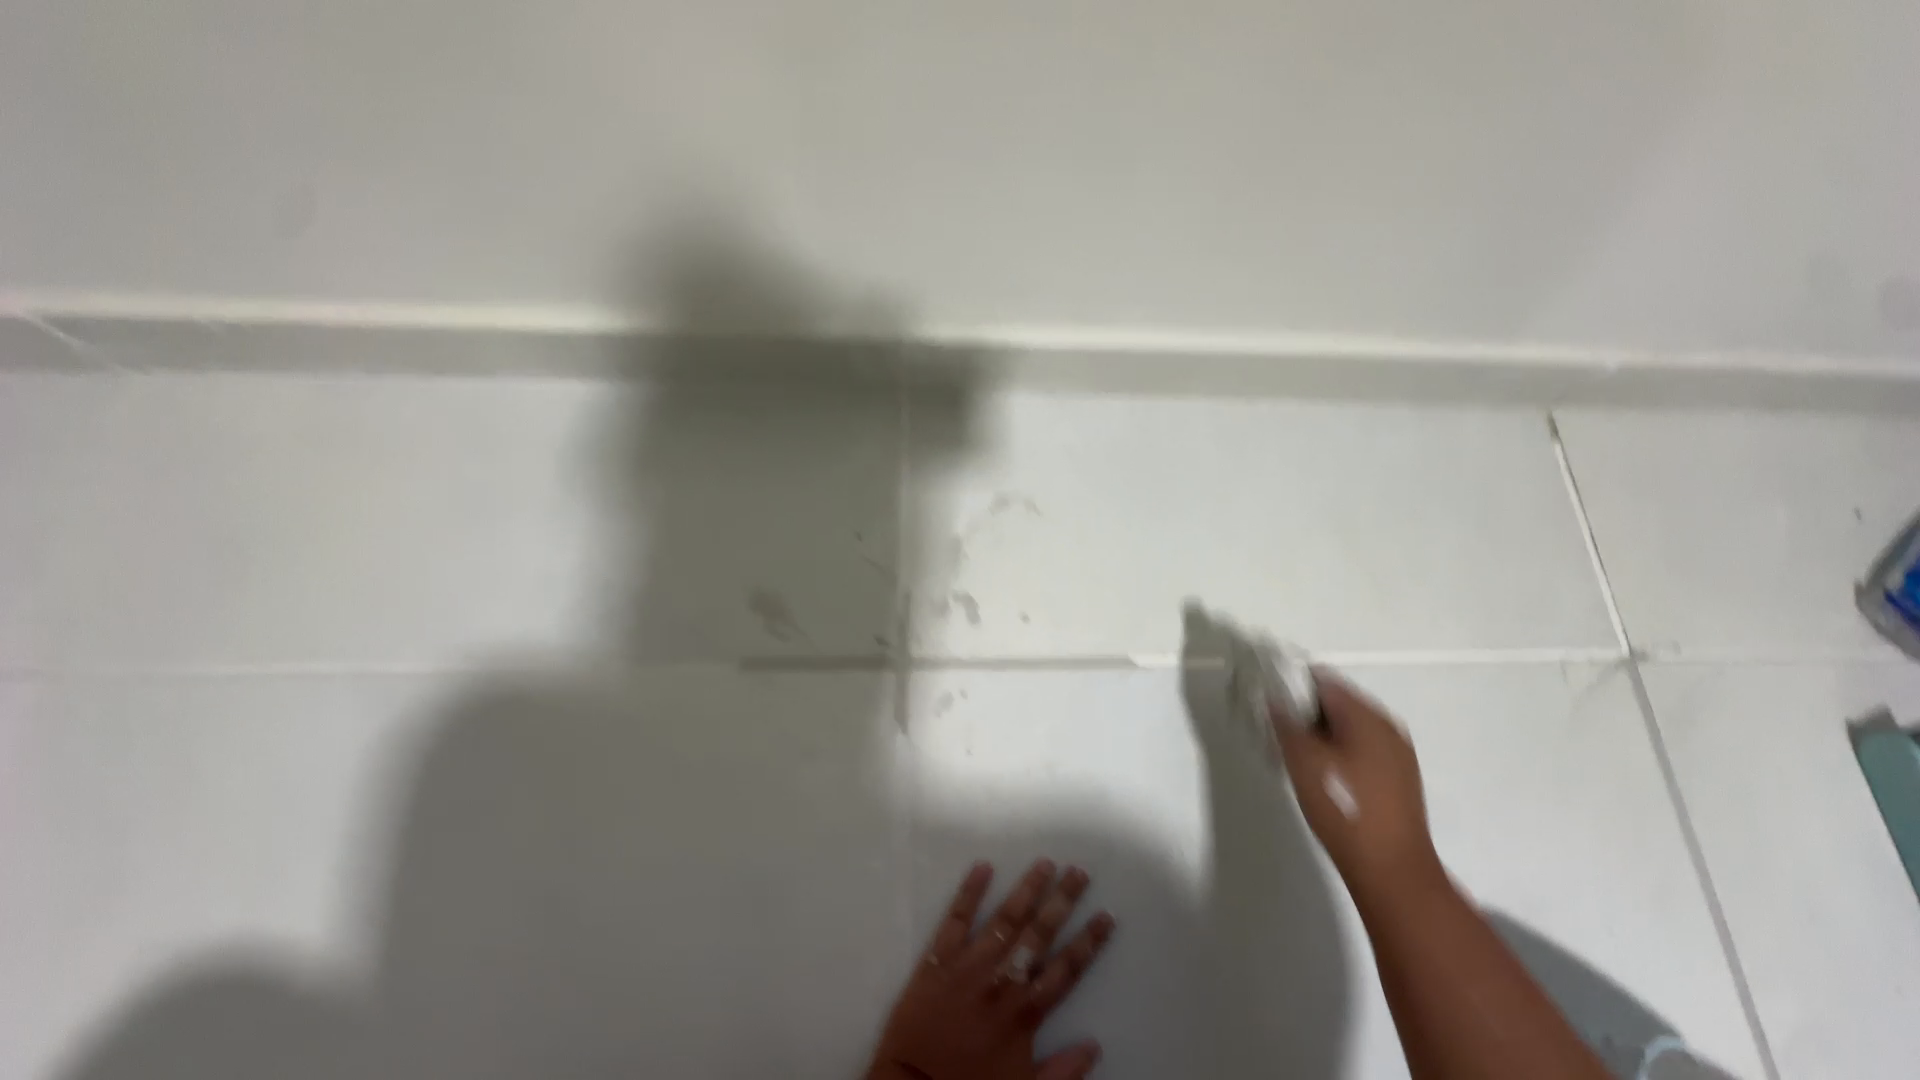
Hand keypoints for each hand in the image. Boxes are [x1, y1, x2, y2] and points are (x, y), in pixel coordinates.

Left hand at [867, 859, 1114, 1079]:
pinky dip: (969, 893)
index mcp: (1024, 1013)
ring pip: (1003, 921)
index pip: (1065, 970)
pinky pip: (954, 921)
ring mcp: (968, 966)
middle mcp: (1001, 982)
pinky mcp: (937, 960)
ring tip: (1044, 863)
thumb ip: (1062, 1070)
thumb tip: (1094, 1045)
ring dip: (1026, 890)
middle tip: (1079, 872)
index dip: (1088, 943)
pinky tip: (983, 867)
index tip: (1106, 915)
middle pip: (1038, 935)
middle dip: (1061, 902)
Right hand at [1275, 670, 1444, 898]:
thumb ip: (1285, 724)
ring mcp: (1397, 755)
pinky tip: (1320, 778)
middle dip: (1303, 714)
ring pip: (1348, 730)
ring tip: (1293, 758)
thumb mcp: (1303, 762)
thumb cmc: (1344, 809)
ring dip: (1319, 736)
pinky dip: (1337, 755)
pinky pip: (1361, 752)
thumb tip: (1274, 699)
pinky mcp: (1398, 781)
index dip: (1290, 686)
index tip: (1266, 702)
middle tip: (1275, 734)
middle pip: (1337, 704)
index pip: (1323, 681)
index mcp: (1368, 716)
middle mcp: (1388, 728)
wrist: (1391, 869)